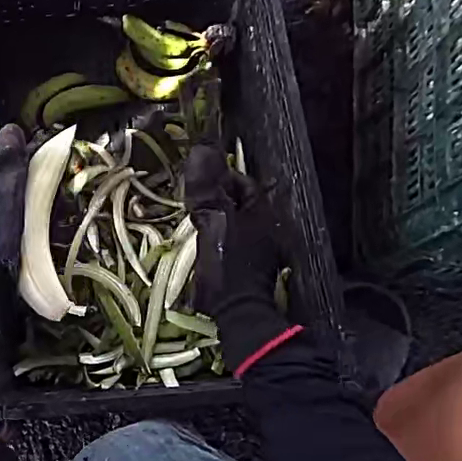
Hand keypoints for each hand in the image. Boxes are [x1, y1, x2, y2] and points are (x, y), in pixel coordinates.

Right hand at [183, 144, 292, 374]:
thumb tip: (201, 150)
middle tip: (194, 200)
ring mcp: (262, 248)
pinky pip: (236, 240)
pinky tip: (206, 244)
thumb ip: (208, 187)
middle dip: (219, 197)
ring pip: (237, 221)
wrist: (239, 310)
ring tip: (197, 221)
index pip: (243, 181)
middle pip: (240, 201)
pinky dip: (222, 236)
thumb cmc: (228, 263)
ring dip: (219, 218)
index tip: (199, 180)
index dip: (222, 176)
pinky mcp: (252, 266)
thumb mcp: (213, 219)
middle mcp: (267, 226)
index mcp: (262, 211)